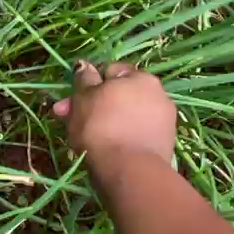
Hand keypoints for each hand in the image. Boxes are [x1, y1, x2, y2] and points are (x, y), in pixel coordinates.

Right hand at [51, 60, 175, 168]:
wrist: (128, 169)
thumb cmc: (100, 126)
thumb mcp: (83, 97)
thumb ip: (84, 78)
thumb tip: (85, 65)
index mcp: (140, 77)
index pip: (110, 71)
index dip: (90, 84)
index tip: (74, 100)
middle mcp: (157, 93)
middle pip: (118, 94)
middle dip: (94, 104)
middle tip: (70, 119)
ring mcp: (164, 119)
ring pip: (126, 114)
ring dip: (107, 120)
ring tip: (86, 137)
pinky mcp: (164, 141)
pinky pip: (135, 131)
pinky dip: (122, 135)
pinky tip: (107, 146)